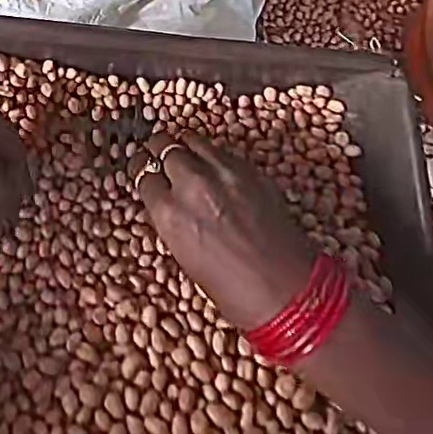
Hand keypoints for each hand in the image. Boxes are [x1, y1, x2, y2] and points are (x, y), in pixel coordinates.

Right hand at [130, 132, 319, 328]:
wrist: (290, 294)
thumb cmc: (234, 289)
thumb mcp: (183, 255)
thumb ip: (170, 218)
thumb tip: (163, 198)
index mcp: (169, 213)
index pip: (143, 172)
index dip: (142, 170)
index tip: (143, 169)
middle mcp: (192, 186)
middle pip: (163, 145)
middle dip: (158, 150)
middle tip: (158, 156)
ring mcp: (224, 174)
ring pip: (192, 139)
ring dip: (184, 146)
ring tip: (184, 155)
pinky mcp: (251, 171)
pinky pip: (221, 151)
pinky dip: (212, 156)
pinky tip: (214, 170)